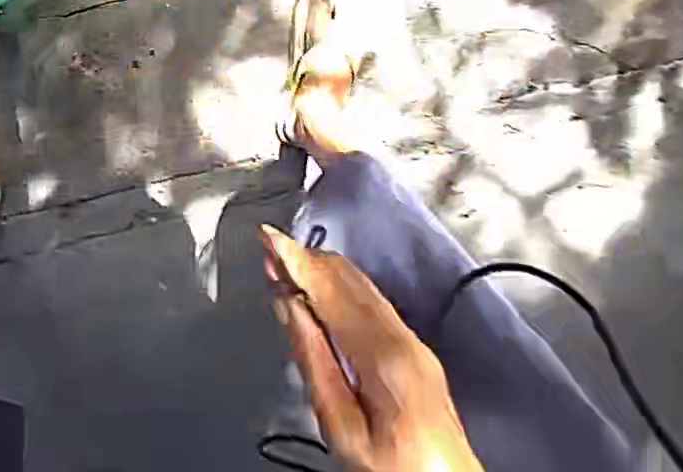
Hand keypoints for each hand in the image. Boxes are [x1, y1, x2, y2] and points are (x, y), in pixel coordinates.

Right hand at [261, 226, 482, 471]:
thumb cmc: (392, 471)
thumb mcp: (342, 429)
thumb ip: (314, 363)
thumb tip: (289, 304)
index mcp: (384, 356)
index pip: (330, 290)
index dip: (295, 259)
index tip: (267, 235)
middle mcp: (403, 337)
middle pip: (346, 278)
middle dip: (304, 259)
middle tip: (267, 252)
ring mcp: (413, 341)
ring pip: (359, 283)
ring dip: (318, 268)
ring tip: (283, 264)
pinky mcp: (415, 348)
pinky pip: (369, 298)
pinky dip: (336, 284)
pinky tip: (317, 288)